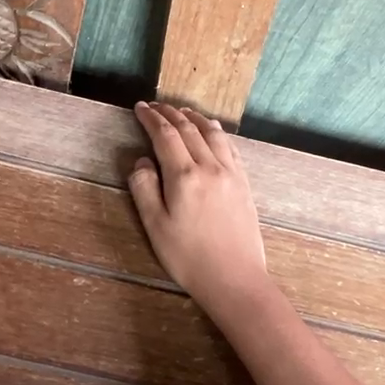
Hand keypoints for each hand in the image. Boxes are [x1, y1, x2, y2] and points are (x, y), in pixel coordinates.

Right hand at [128, 102, 270, 311]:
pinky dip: (216, 133)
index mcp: (183, 176)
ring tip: (182, 111)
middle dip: (170, 114)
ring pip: (212, 134)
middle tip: (156, 105)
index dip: (151, 118)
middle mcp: (210, 167)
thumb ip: (144, 189)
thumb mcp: (154, 226)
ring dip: (194, 118)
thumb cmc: (187, 257)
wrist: (234, 279)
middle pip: (189, 129)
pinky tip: (212, 132)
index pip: (164, 135)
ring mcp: (231, 174)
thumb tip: (141, 162)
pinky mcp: (244, 184)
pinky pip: (230, 148)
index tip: (140, 108)